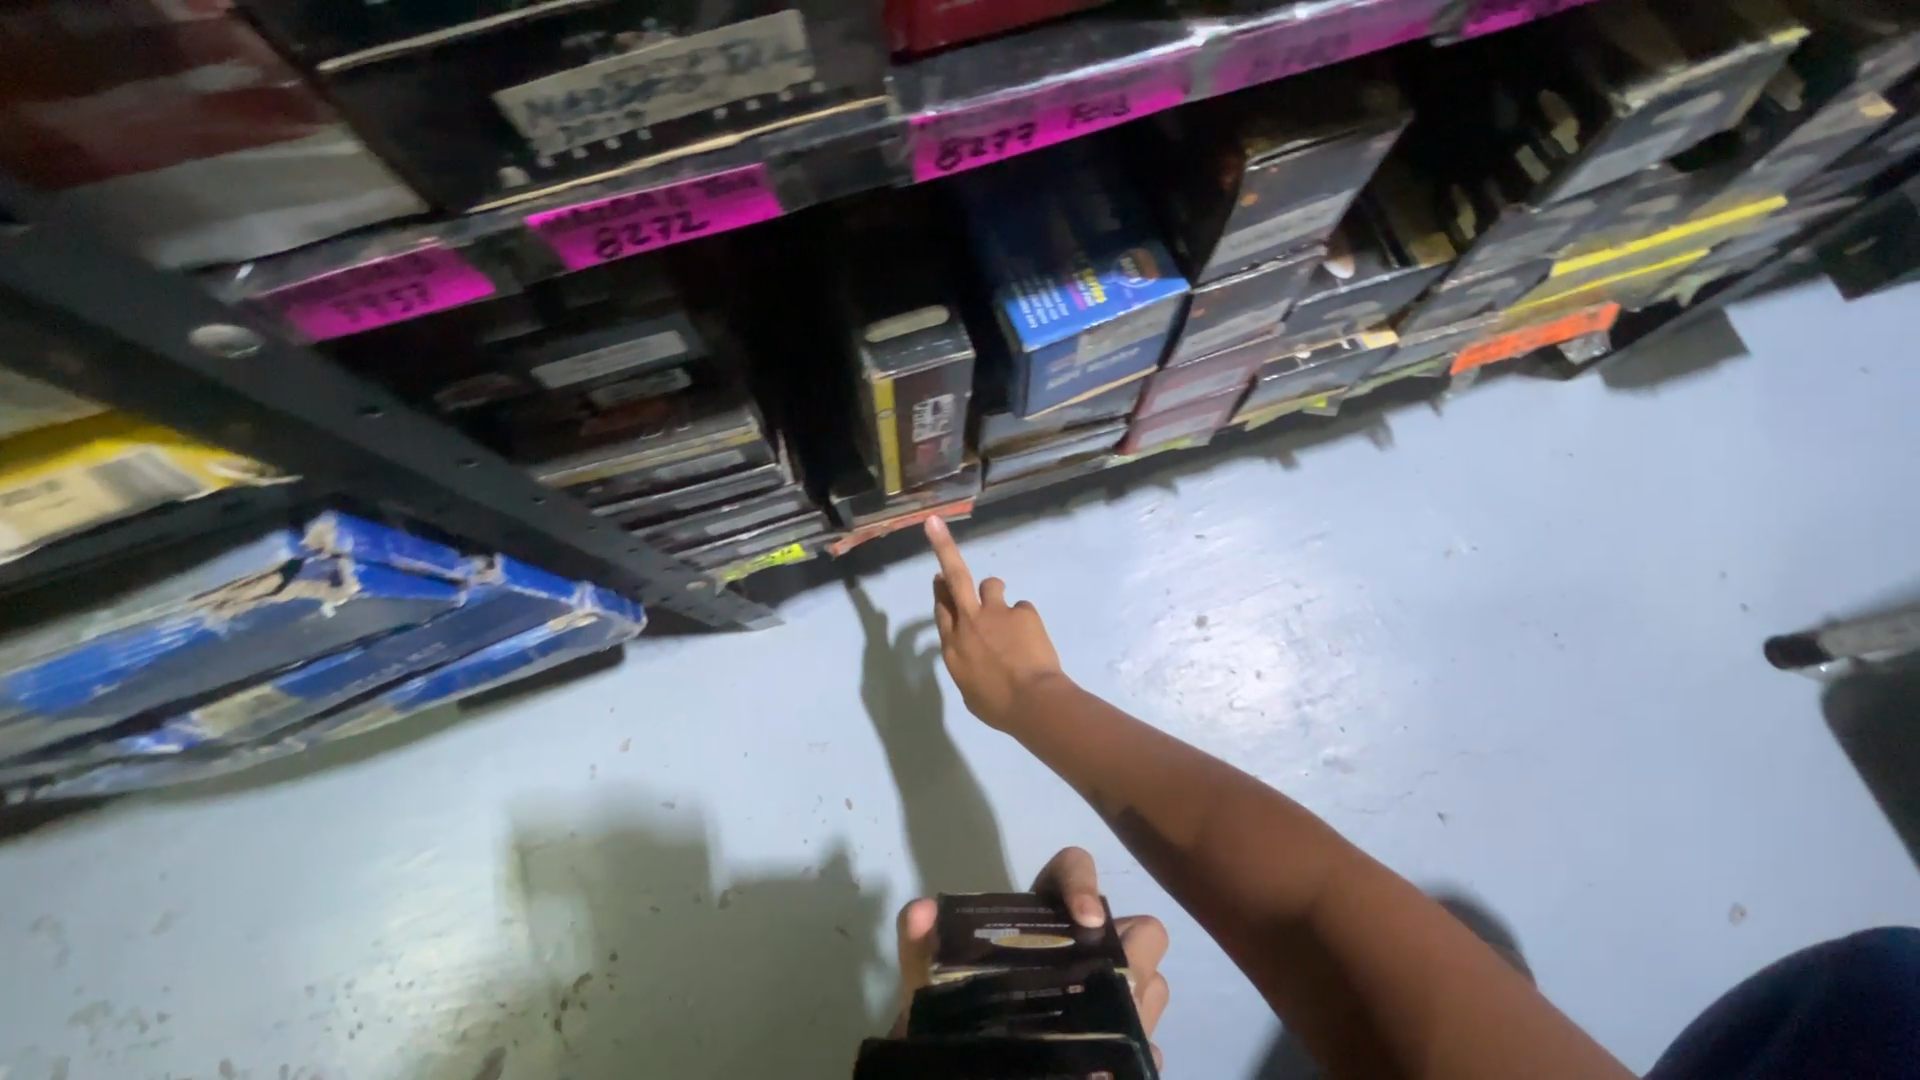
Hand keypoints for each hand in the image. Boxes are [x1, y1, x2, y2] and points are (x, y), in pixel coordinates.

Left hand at [892, 846, 1171, 1067]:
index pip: (1075, 868)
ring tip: (1104, 1026)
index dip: (1085, 883)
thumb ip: (918, 939)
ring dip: (1136, 1003)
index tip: (1084, 920)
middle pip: (1142, 928)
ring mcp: (1107, 995)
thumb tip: (920, 912)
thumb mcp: (928, 969)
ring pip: (1153, 983)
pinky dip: (1134, 1055)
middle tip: (1111, 982)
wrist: (959, 1057)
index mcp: (1046, 913)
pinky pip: (1146, 1046)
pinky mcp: (1114, 1042)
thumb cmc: (952, 998)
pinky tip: (1106, 1067)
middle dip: (1132, 950)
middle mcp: (1086, 947)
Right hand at [924, 515, 1065, 730]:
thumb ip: (966, 663)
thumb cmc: (997, 706)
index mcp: (952, 646)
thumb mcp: (969, 688)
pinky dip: (1024, 620)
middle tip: (934, 523)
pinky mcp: (1023, 612)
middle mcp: (969, 622)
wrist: (1033, 701)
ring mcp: (996, 613)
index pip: (941, 609)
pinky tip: (1032, 639)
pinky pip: (1022, 608)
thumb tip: (972, 654)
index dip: (940, 591)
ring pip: (991, 585)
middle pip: (954, 576)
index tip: (939, 578)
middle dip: (942, 546)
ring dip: (994, 592)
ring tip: (1005, 612)